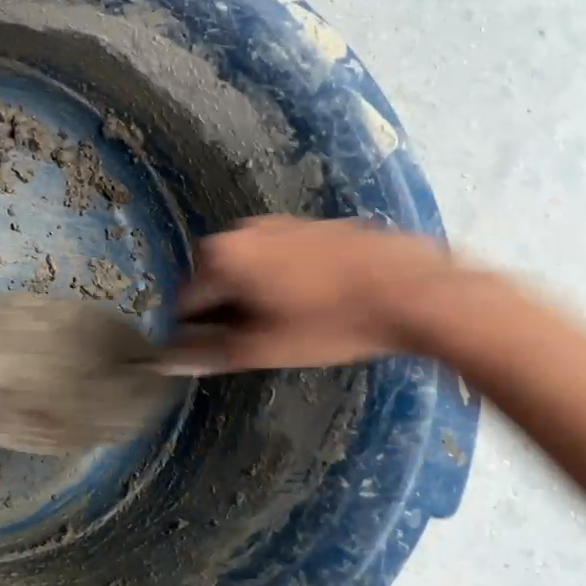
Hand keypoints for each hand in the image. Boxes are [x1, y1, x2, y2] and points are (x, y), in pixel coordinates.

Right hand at [165, 216, 454, 372]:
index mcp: (217, 256)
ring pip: (252, 266)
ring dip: (259, 291)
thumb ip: (206, 355)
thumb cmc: (331, 324)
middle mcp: (240, 231)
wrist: (423, 293)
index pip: (183, 300)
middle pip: (216, 279)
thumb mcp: (263, 350)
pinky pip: (287, 255)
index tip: (223, 349)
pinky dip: (291, 276)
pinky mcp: (319, 225)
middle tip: (260, 337)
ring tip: (294, 321)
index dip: (197, 330)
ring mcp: (282, 223)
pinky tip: (321, 302)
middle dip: (229, 306)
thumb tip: (163, 362)